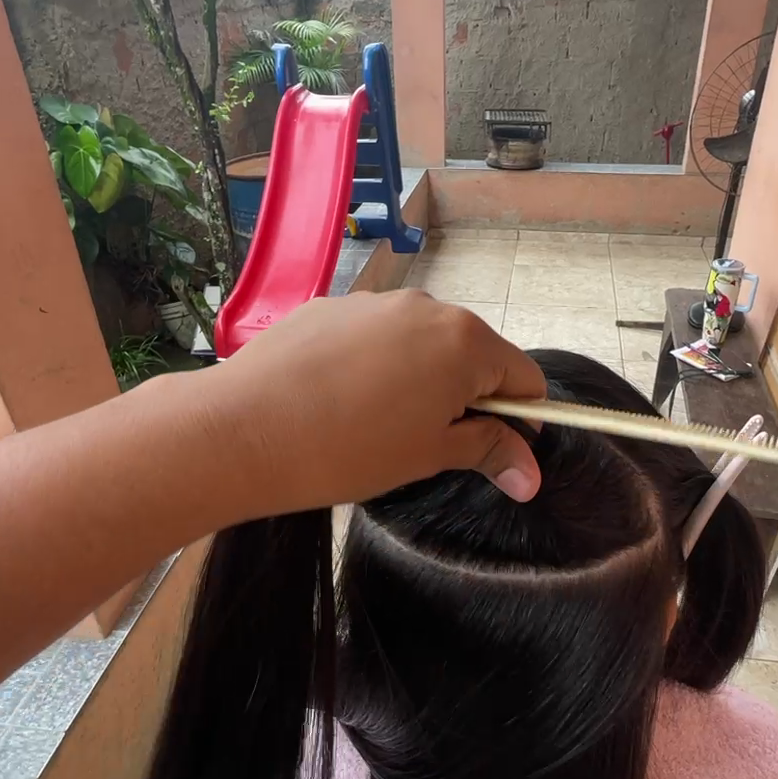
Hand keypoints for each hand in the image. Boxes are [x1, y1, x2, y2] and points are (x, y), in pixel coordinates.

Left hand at [194, 291, 545, 512]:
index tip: (491, 450)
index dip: (518, 418)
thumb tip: (534, 477)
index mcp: (465, 340)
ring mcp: (374, 300)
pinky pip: (375, 335)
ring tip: (374, 422)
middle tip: (426, 442)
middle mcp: (426, 306)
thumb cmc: (352, 449)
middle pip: (473, 354)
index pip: (523, 377)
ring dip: (420, 379)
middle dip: (465, 396)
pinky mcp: (331, 306)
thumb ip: (489, 452)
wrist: (243, 429)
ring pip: (421, 343)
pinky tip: (338, 398)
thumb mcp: (430, 454)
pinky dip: (376, 364)